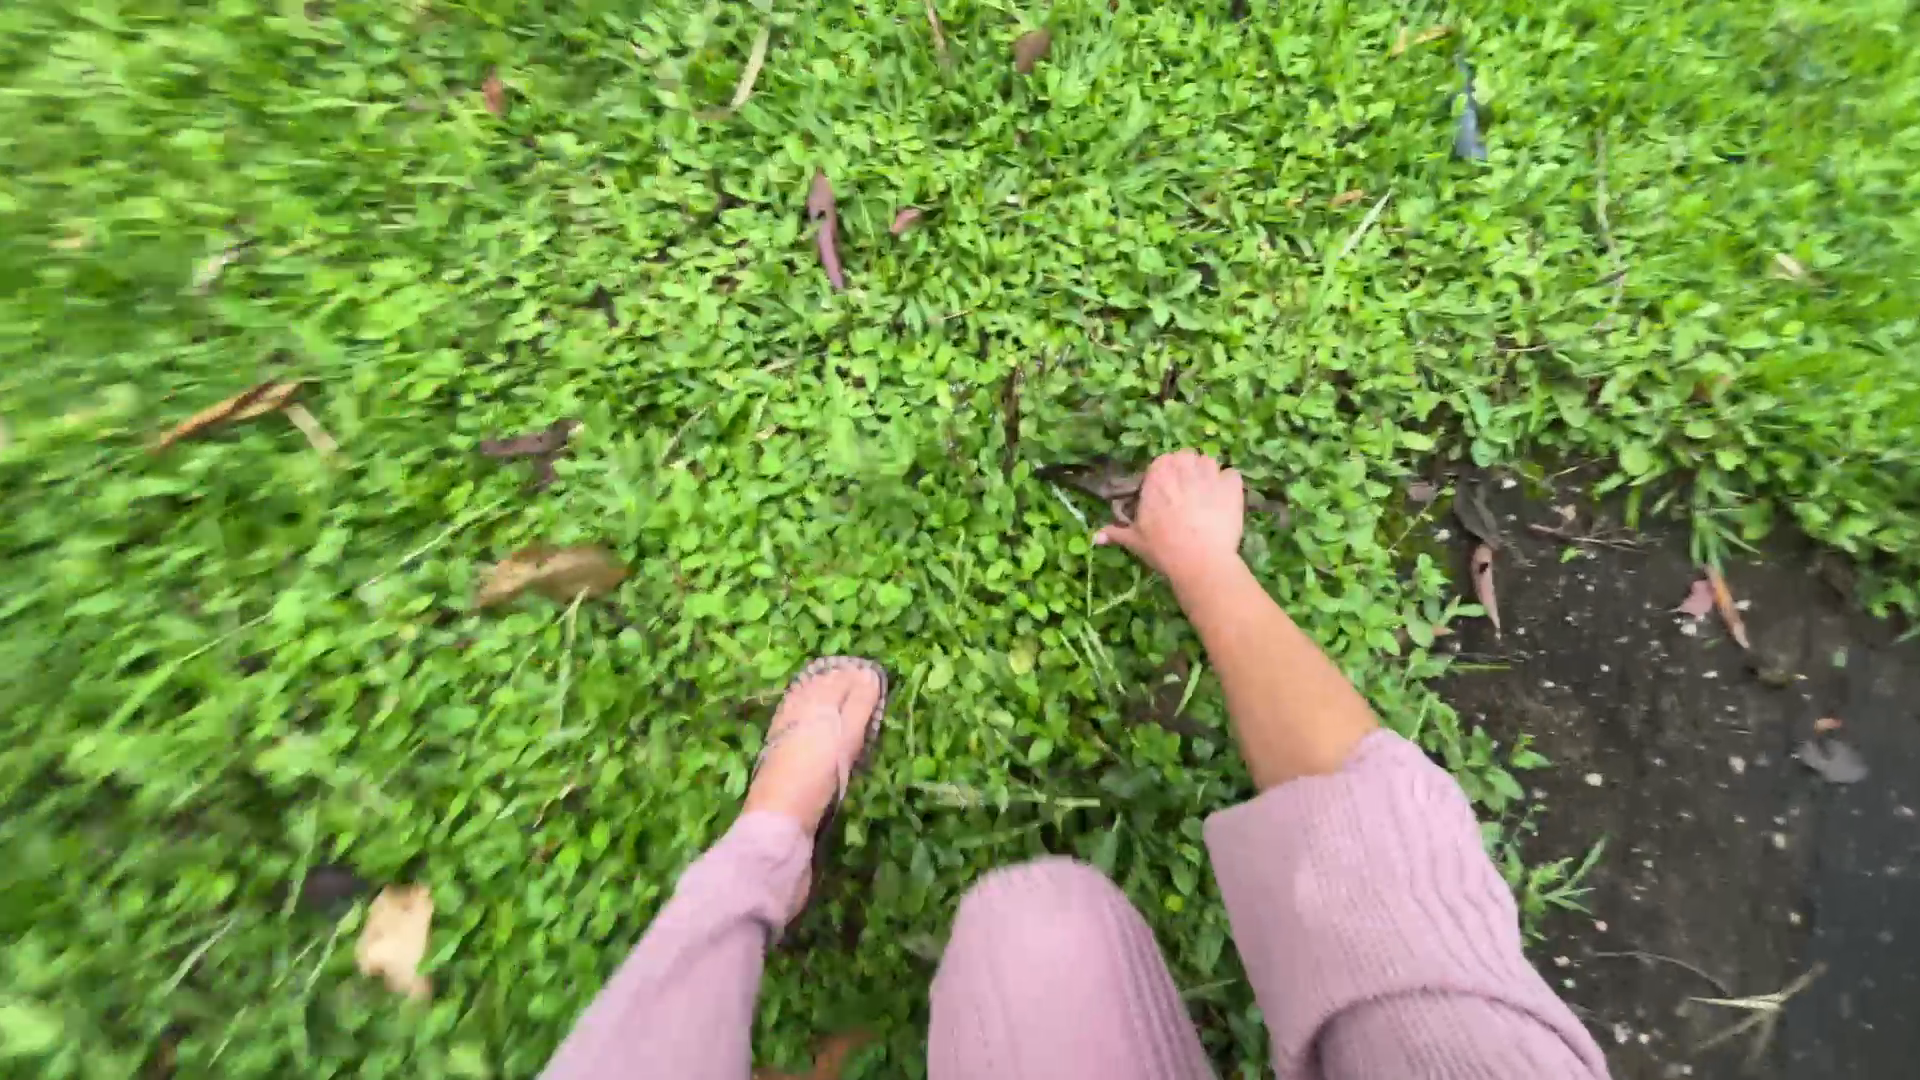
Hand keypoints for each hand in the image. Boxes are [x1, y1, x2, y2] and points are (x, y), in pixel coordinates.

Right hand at [1093, 450, 1244, 586]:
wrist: (1200, 561)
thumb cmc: (1163, 548)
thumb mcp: (1135, 540)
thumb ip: (1116, 533)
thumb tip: (1095, 537)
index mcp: (1157, 476)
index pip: (1161, 462)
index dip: (1164, 475)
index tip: (1165, 492)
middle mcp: (1183, 467)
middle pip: (1185, 457)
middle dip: (1185, 470)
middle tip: (1185, 493)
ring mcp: (1210, 474)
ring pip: (1208, 462)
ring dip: (1206, 473)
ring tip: (1205, 494)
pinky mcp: (1232, 485)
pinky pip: (1232, 475)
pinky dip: (1228, 484)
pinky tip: (1224, 500)